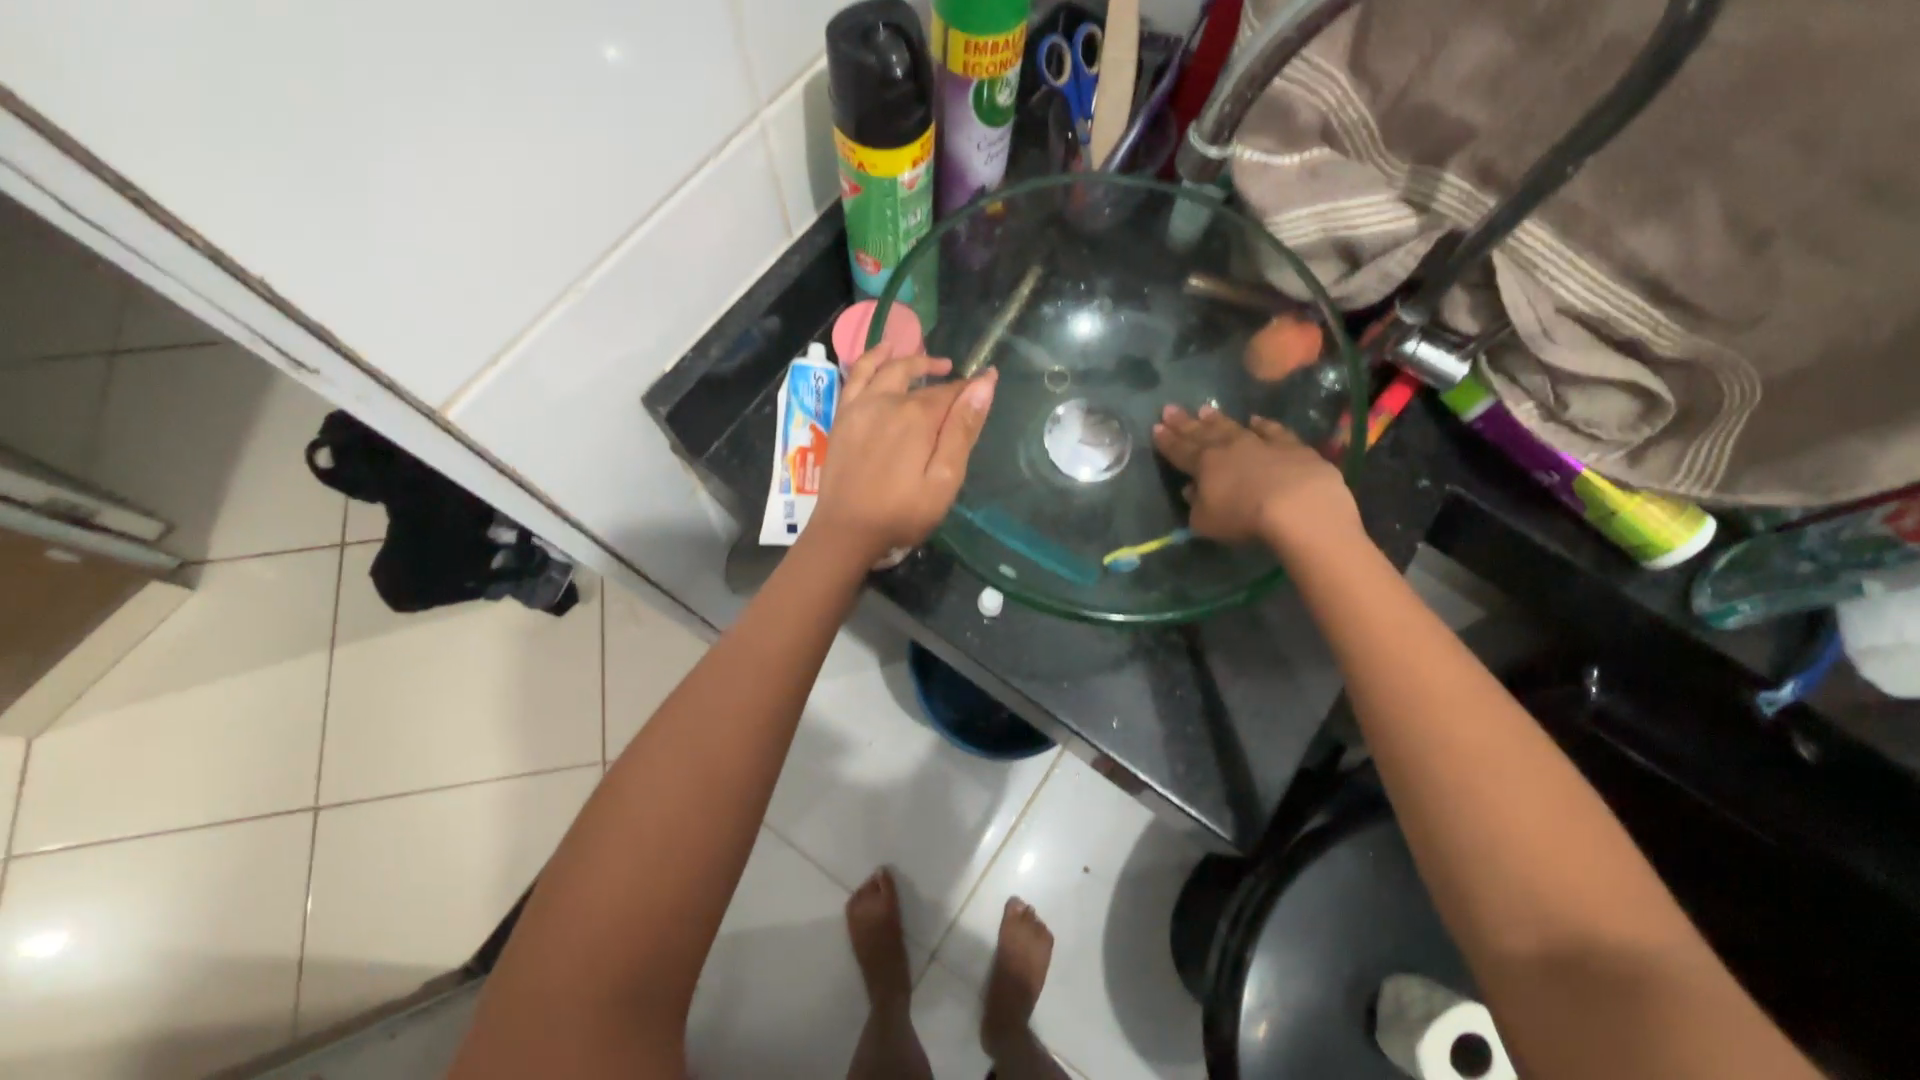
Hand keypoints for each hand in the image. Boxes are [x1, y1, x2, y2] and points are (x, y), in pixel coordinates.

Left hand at [812, 344, 998, 561]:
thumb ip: (963, 430)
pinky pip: (858, 375)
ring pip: (890, 370)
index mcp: (919, 417)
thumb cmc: (902, 513)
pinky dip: (872, 358)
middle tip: (960, 380)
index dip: (971, 390)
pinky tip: (884, 352)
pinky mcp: (844, 416)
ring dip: (912, 361)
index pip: (951, 393)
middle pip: (922, 383)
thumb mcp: (944, 479)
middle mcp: (889, 401)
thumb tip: (984, 384)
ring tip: (930, 363)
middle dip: (944, 379)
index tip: (987, 384)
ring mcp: (862, 406)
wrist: (846, 530)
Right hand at [1152, 405, 1360, 555]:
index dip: (1166, 440)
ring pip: (1232, 426)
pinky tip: (1256, 419)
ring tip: (1205, 409)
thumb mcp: (1206, 521)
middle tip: (1170, 408)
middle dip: (1184, 422)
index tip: (1155, 428)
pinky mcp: (1290, 446)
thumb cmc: (1244, 517)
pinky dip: (1262, 424)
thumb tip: (1192, 490)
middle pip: (1201, 432)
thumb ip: (1196, 505)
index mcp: (1204, 465)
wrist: (1298, 505)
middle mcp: (1228, 447)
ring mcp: (1260, 442)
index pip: (1179, 450)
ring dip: (1217, 419)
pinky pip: (1272, 430)